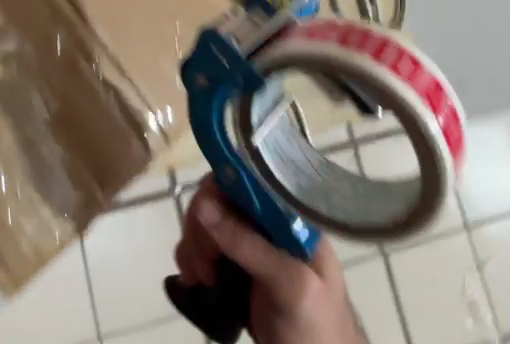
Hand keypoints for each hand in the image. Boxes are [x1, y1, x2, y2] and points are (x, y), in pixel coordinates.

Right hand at [175, 178, 363, 343]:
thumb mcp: (289, 286)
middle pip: (219, 200)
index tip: (202, 223)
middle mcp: (268, 225)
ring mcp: (252, 247)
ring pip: (206, 224)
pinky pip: (203, 249)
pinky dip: (192, 261)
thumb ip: (248, 244)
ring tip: (199, 279)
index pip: (245, 180)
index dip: (216, 193)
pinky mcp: (237, 270)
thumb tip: (202, 203)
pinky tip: (194, 282)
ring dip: (193, 247)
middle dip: (202, 229)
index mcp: (289, 217)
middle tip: (204, 265)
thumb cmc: (318, 330)